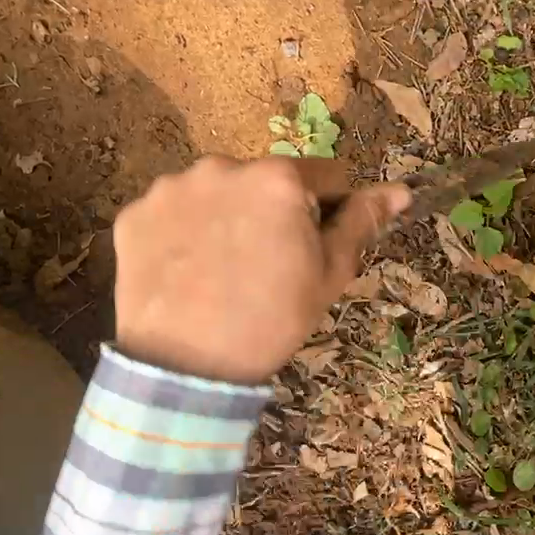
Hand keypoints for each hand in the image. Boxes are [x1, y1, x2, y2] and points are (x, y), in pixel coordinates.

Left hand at [111, 156, 408, 384]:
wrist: (188, 367)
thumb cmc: (274, 317)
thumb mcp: (331, 272)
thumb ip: (362, 221)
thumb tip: (400, 190)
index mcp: (278, 178)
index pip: (326, 176)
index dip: (329, 210)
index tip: (316, 246)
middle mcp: (222, 166)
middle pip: (268, 180)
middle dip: (276, 210)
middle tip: (271, 263)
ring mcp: (171, 188)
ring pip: (221, 192)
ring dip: (231, 215)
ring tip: (226, 267)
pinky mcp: (134, 213)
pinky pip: (175, 211)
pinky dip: (187, 231)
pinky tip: (191, 269)